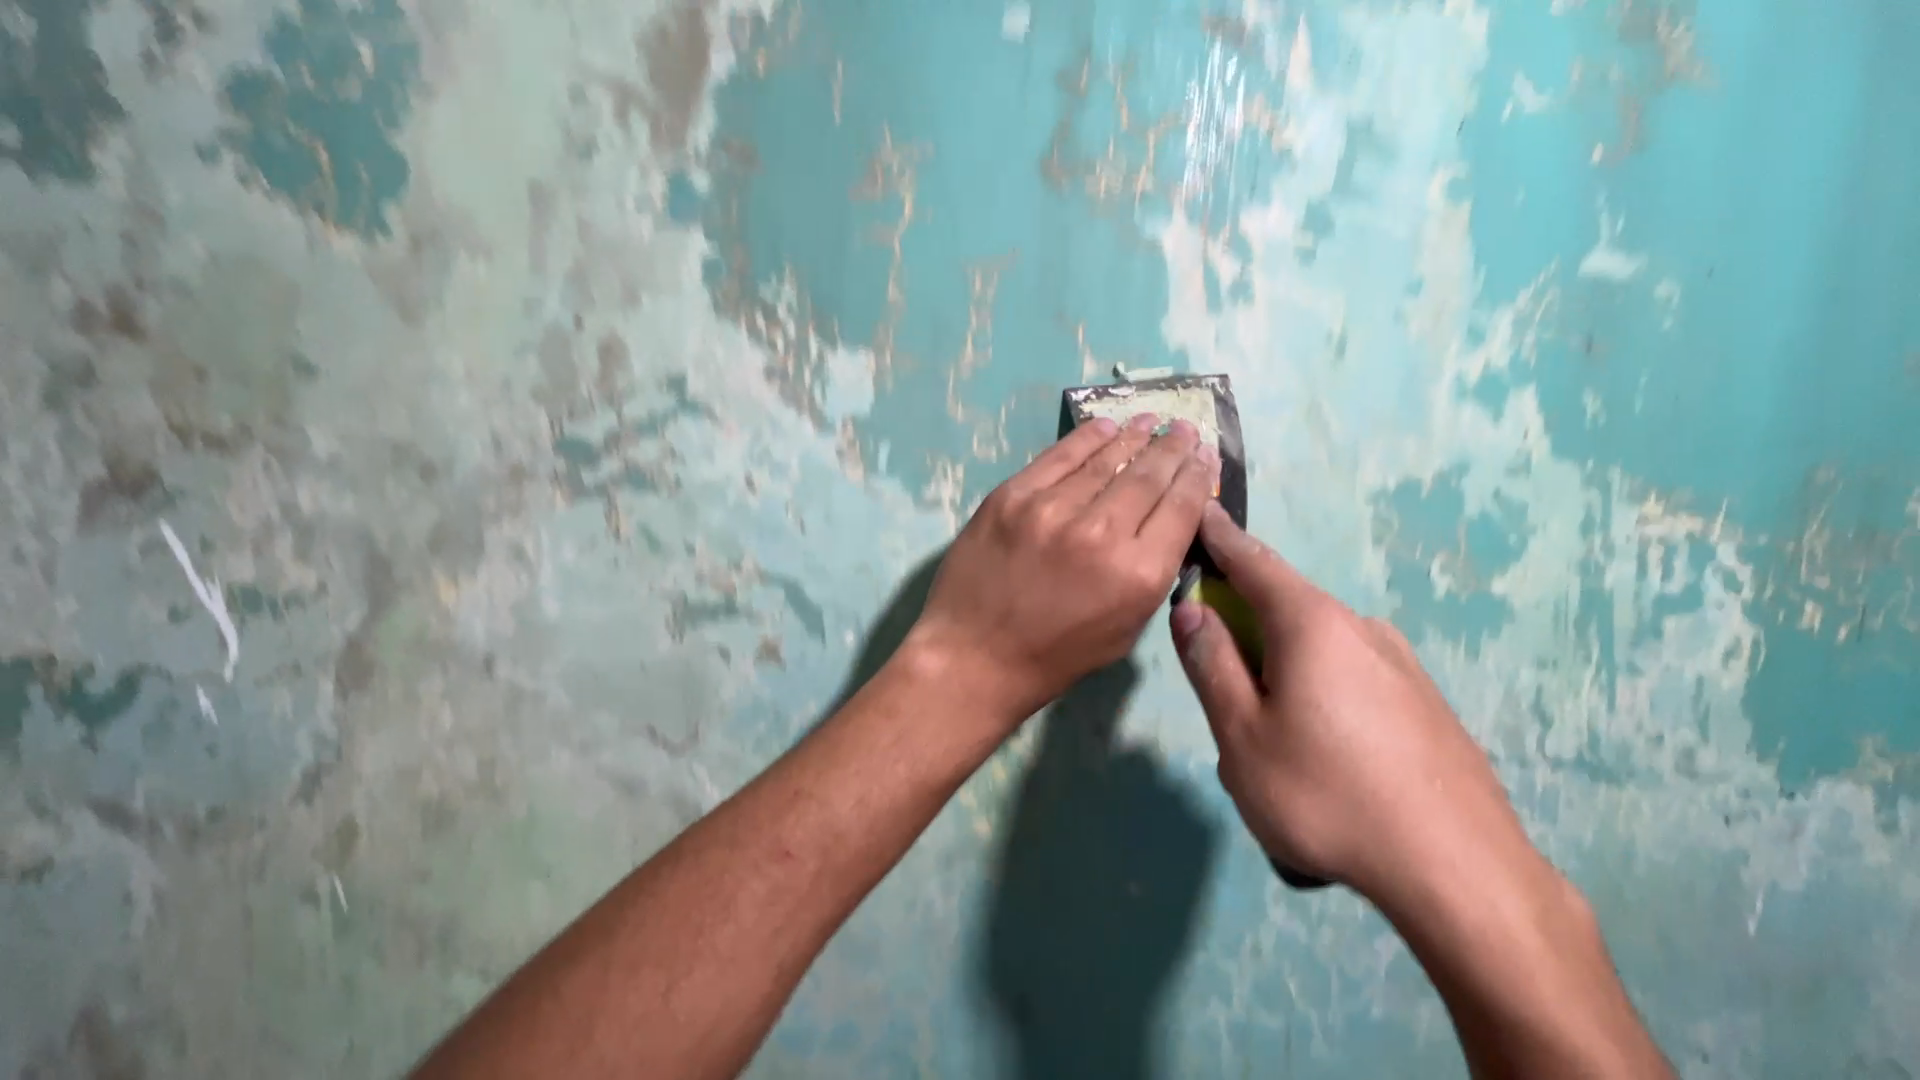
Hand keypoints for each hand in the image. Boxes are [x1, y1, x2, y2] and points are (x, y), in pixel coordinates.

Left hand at [906, 414, 1217, 726]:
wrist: (974, 656)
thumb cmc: (1055, 656)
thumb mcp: (1126, 631)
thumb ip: (1152, 575)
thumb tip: (1167, 522)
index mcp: (1138, 573)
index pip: (1181, 508)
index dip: (1197, 476)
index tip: (1205, 457)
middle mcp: (1102, 532)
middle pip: (1148, 476)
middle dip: (1172, 449)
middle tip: (1185, 431)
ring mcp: (1052, 508)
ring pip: (1106, 460)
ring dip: (1133, 437)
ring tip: (1150, 422)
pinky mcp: (1012, 496)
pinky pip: (1059, 456)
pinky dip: (1086, 438)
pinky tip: (1104, 427)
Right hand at [1170, 505, 1532, 903]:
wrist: (1459, 868)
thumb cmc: (1328, 796)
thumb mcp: (1242, 737)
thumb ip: (1211, 665)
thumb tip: (1193, 608)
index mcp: (1312, 624)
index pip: (1253, 561)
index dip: (1220, 537)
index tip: (1201, 511)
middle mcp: (1361, 628)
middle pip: (1285, 608)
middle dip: (1245, 628)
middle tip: (1222, 691)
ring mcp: (1402, 664)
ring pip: (1319, 649)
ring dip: (1281, 671)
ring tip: (1272, 743)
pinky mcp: (1424, 701)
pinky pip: (1351, 677)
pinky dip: (1318, 693)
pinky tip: (1322, 757)